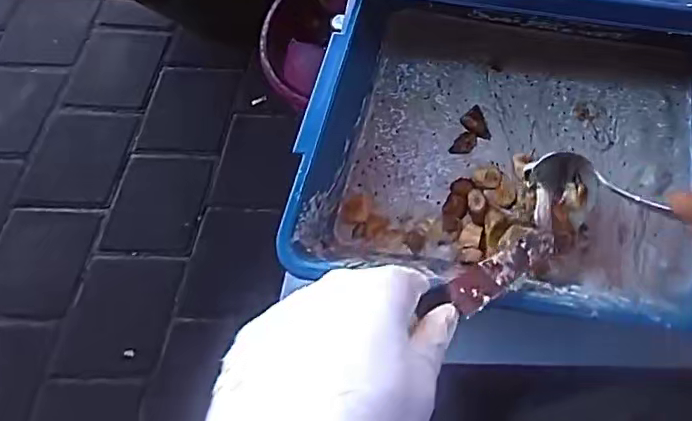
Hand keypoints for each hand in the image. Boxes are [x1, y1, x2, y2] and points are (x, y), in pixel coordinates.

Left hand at [209, 265, 456, 420]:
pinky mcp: (247, 343)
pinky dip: (290, 358)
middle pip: (365, 295)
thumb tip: (444, 317)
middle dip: (372, 324)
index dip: (418, 311)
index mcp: (384, 285)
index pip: (413, 283)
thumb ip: (435, 339)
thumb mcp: (420, 383)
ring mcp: (289, 311)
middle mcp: (336, 286)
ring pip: (321, 315)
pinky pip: (281, 340)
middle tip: (376, 372)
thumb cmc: (361, 417)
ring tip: (332, 389)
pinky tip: (297, 395)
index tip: (416, 337)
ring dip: (330, 337)